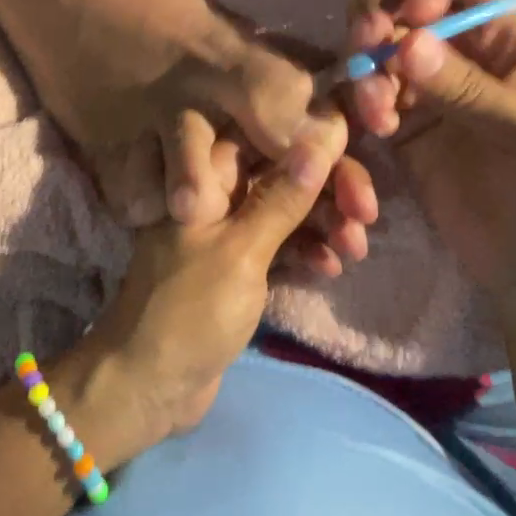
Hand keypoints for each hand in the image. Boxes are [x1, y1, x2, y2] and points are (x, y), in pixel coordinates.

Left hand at [82, 106, 348, 442]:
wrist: (149, 380)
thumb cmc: (189, 308)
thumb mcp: (240, 250)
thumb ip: (281, 198)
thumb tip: (321, 136)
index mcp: (200, 177)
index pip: (260, 134)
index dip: (309, 136)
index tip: (356, 145)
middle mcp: (211, 195)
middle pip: (278, 171)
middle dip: (326, 187)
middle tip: (366, 214)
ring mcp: (223, 234)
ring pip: (284, 211)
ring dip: (323, 223)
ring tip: (355, 247)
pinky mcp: (235, 270)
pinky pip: (279, 247)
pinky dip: (305, 252)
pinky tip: (331, 267)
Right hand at [347, 0, 515, 298]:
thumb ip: (470, 85)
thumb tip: (405, 40)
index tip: (409, 11)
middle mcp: (475, 52)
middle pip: (412, 1)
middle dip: (380, 14)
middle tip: (362, 45)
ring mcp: (437, 90)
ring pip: (382, 47)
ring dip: (367, 65)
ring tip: (377, 112)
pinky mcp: (409, 127)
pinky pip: (370, 94)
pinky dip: (362, 102)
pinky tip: (378, 130)